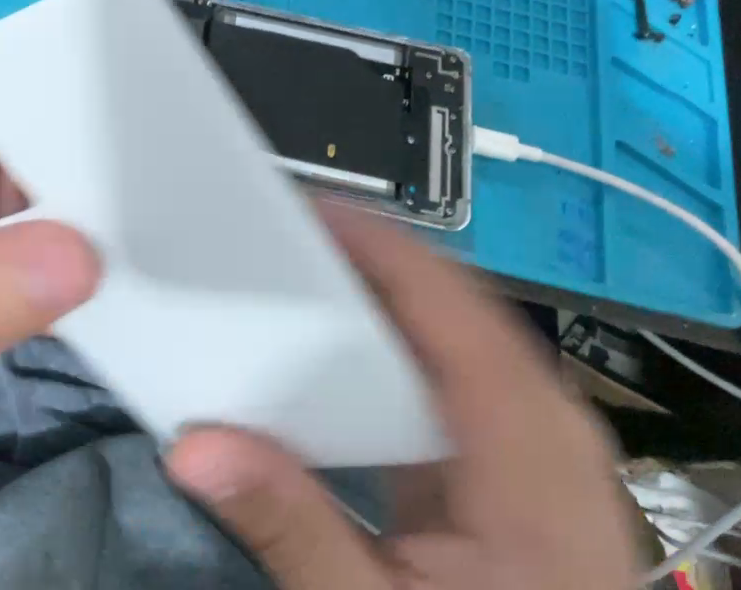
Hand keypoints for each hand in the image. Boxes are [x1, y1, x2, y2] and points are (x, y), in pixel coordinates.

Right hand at [166, 206, 638, 589]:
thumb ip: (290, 531)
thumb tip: (193, 448)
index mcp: (532, 465)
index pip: (457, 315)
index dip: (383, 246)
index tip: (305, 208)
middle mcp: (546, 435)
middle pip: (458, 307)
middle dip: (369, 258)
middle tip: (281, 236)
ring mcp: (536, 446)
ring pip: (456, 330)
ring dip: (377, 292)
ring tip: (298, 272)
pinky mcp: (511, 461)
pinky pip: (450, 368)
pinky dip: (390, 339)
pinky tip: (335, 345)